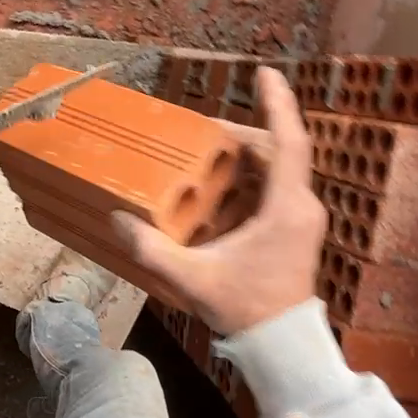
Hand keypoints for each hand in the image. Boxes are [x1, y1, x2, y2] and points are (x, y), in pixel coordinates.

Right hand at [112, 68, 326, 335]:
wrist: (281, 344)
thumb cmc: (245, 307)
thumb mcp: (192, 277)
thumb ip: (152, 249)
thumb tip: (118, 219)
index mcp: (286, 208)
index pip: (288, 142)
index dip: (278, 104)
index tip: (264, 72)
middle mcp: (300, 205)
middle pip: (277, 150)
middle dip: (241, 133)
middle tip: (203, 129)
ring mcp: (300, 218)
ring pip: (276, 169)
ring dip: (243, 155)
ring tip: (206, 151)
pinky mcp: (293, 229)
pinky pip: (272, 188)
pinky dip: (247, 178)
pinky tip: (216, 186)